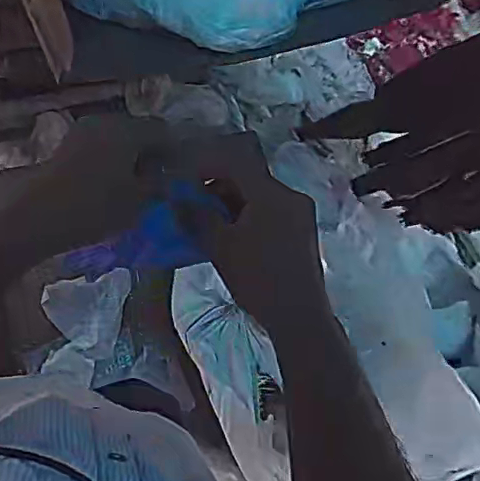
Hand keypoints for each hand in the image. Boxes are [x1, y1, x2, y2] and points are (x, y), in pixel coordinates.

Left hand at [15, 114, 172, 251]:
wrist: (38, 217)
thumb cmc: (94, 208)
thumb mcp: (137, 201)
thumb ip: (158, 183)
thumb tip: (166, 174)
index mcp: (127, 128)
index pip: (162, 131)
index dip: (174, 152)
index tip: (176, 177)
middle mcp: (105, 120)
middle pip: (137, 131)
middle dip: (149, 153)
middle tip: (154, 184)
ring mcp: (82, 131)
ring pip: (116, 138)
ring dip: (127, 157)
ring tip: (130, 188)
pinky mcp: (66, 145)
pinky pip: (97, 147)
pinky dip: (107, 161)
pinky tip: (107, 185)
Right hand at [168, 133, 328, 325]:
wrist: (298, 316)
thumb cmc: (257, 278)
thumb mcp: (220, 246)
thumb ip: (197, 216)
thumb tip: (177, 199)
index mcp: (272, 195)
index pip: (235, 164)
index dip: (206, 167)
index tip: (184, 179)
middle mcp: (291, 197)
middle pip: (248, 179)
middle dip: (217, 188)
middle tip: (192, 204)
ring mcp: (300, 215)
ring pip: (259, 197)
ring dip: (231, 203)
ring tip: (207, 222)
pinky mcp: (302, 232)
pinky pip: (270, 212)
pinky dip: (247, 216)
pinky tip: (230, 235)